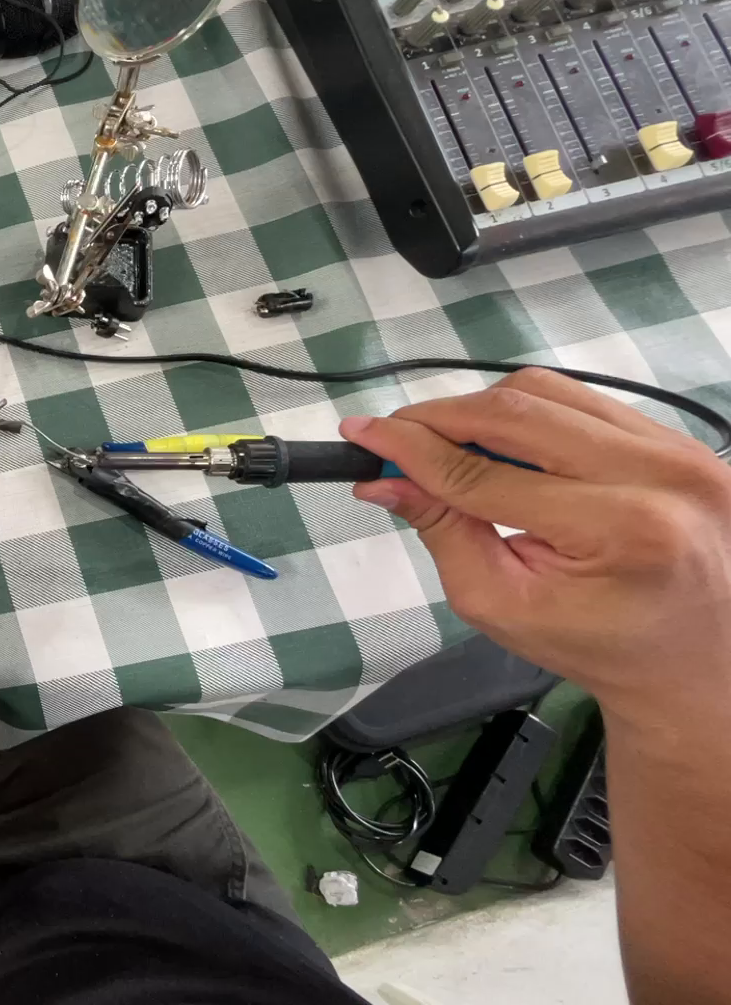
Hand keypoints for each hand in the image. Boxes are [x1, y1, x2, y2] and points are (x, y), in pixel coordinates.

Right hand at [339, 368, 730, 729]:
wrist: (702, 659)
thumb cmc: (590, 642)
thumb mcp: (493, 599)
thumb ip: (440, 529)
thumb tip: (379, 482)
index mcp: (619, 527)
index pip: (479, 471)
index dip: (406, 448)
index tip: (355, 431)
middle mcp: (662, 474)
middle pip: (515, 411)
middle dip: (435, 418)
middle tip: (389, 436)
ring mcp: (685, 451)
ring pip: (546, 392)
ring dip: (477, 412)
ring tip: (444, 447)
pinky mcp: (684, 442)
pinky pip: (579, 402)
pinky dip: (520, 416)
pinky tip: (497, 450)